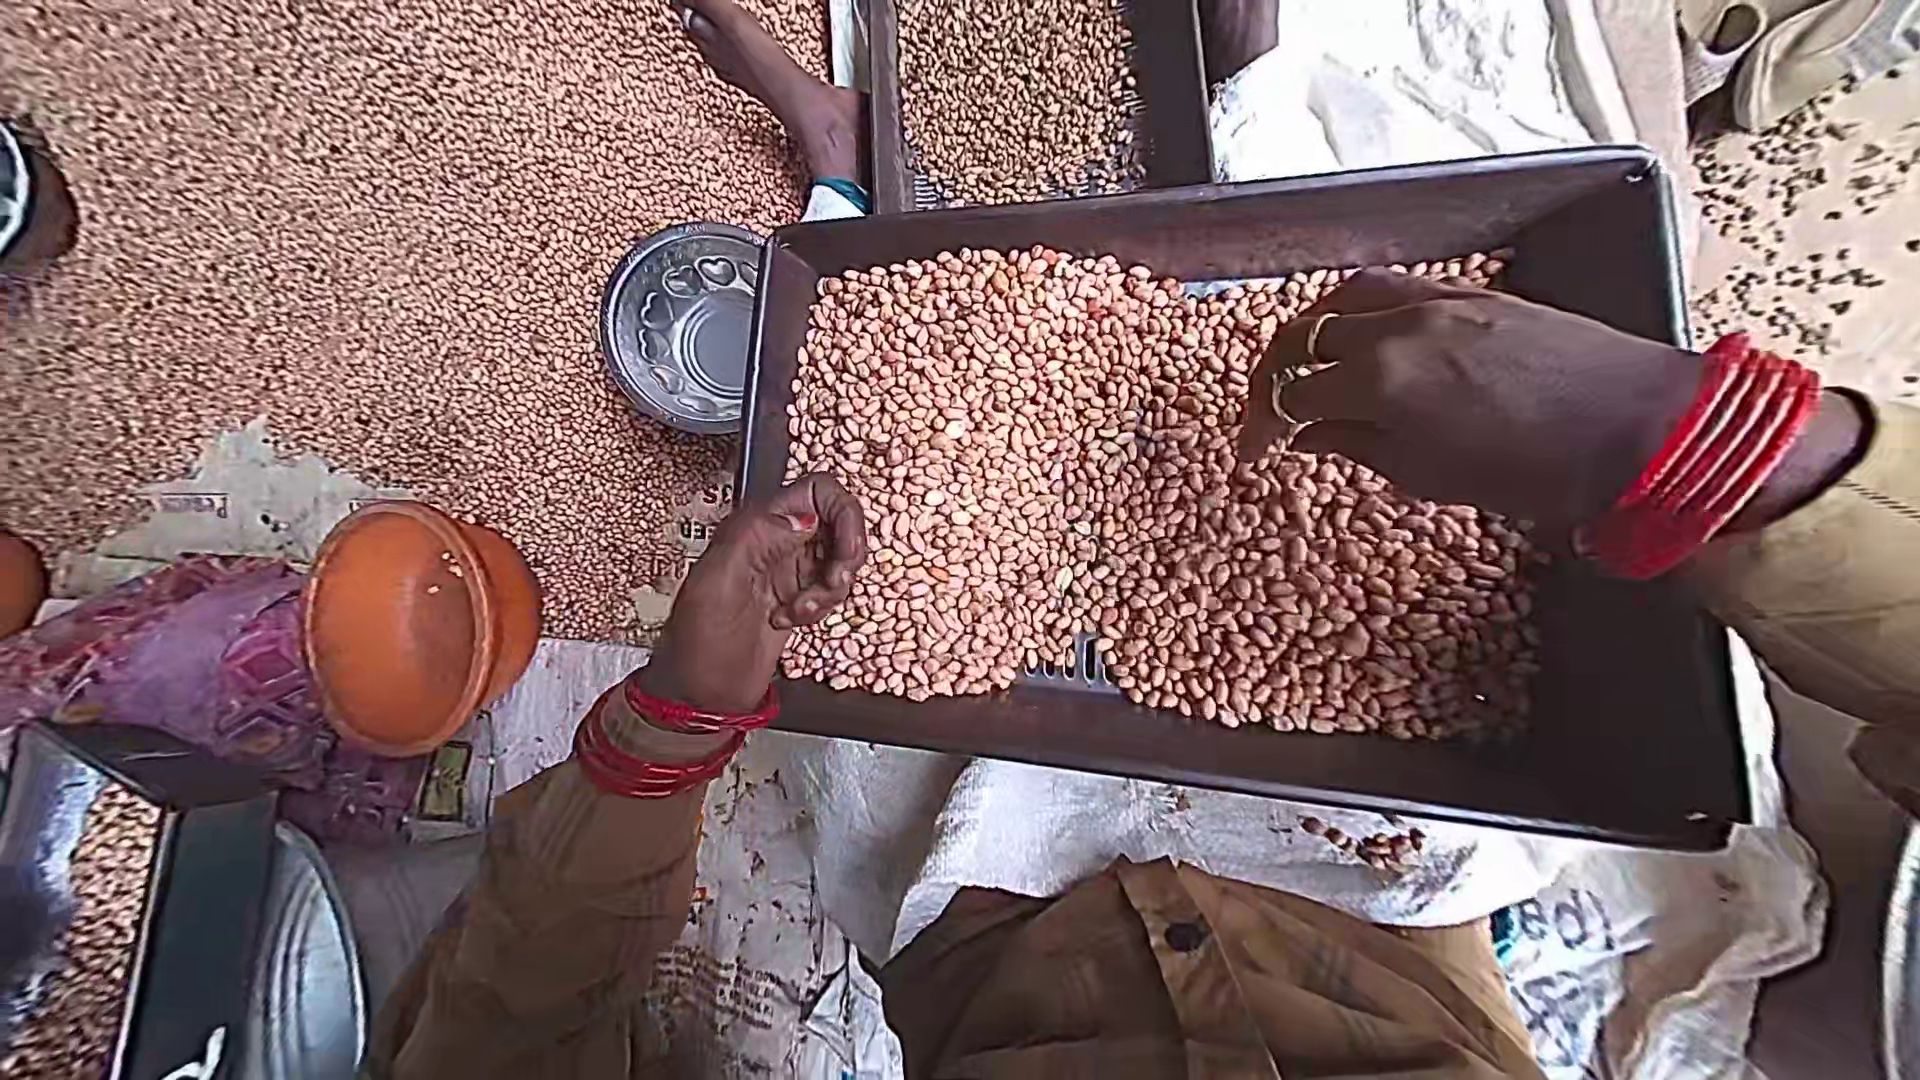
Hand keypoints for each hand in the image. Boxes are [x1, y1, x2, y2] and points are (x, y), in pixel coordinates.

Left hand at [640, 474, 866, 712]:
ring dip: (833, 585)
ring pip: (840, 555)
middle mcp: (776, 539)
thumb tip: (806, 516)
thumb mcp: (717, 585)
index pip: (817, 490)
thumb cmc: (699, 644)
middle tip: (833, 584)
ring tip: (803, 610)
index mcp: (756, 526)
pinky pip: (832, 584)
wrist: (701, 694)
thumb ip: (757, 540)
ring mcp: (788, 567)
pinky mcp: (799, 593)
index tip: (847, 549)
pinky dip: (826, 603)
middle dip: (845, 554)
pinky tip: (796, 618)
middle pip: (838, 521)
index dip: (843, 511)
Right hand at [1237, 270, 1879, 539]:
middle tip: (1264, 406)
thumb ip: (1349, 444)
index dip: (1261, 427)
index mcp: (1376, 382)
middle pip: (1297, 338)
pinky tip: (1360, 339)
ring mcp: (1435, 302)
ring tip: (1303, 363)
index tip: (1254, 450)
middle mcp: (1394, 329)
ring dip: (1308, 332)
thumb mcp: (1419, 472)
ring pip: (1340, 299)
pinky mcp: (1470, 294)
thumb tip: (1303, 435)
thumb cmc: (1526, 470)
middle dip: (1268, 375)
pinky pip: (1392, 288)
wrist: (1645, 429)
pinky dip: (1357, 311)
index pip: (1289, 397)